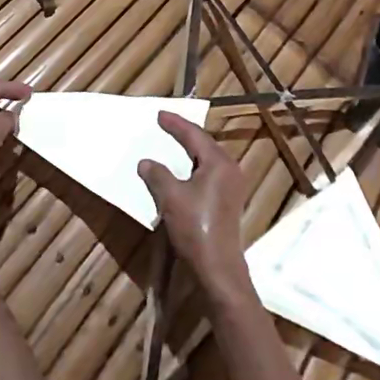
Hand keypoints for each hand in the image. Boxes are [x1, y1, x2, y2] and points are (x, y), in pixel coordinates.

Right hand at [138, 112, 250, 297]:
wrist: (217, 265)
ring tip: (173, 144)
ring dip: (190, 152)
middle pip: (205, 145)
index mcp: (219, 163)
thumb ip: (158, 175)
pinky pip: (210, 173)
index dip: (176, 124)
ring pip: (208, 160)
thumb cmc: (195, 227)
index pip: (195, 136)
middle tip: (166, 126)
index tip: (160, 114)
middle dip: (185, 135)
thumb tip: (146, 162)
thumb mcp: (171, 198)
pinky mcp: (229, 200)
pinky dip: (194, 167)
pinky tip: (183, 172)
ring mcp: (232, 185)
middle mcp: (230, 169)